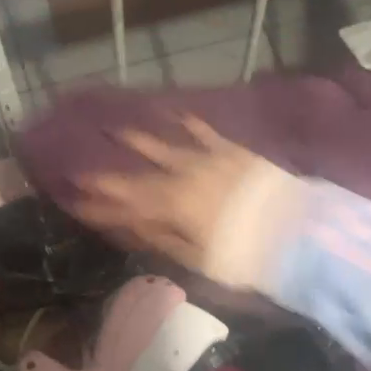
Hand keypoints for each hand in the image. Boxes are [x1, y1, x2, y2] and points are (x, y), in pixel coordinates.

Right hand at [71, 116, 267, 272]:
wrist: (298, 229)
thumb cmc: (246, 253)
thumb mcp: (198, 257)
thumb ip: (160, 238)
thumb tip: (127, 227)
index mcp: (171, 206)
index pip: (124, 204)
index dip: (97, 204)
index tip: (72, 199)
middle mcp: (182, 176)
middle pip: (137, 172)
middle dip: (107, 172)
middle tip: (79, 163)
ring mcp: (207, 159)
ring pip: (163, 144)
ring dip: (136, 138)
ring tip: (113, 127)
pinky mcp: (230, 150)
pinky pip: (201, 131)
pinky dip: (184, 122)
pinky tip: (172, 113)